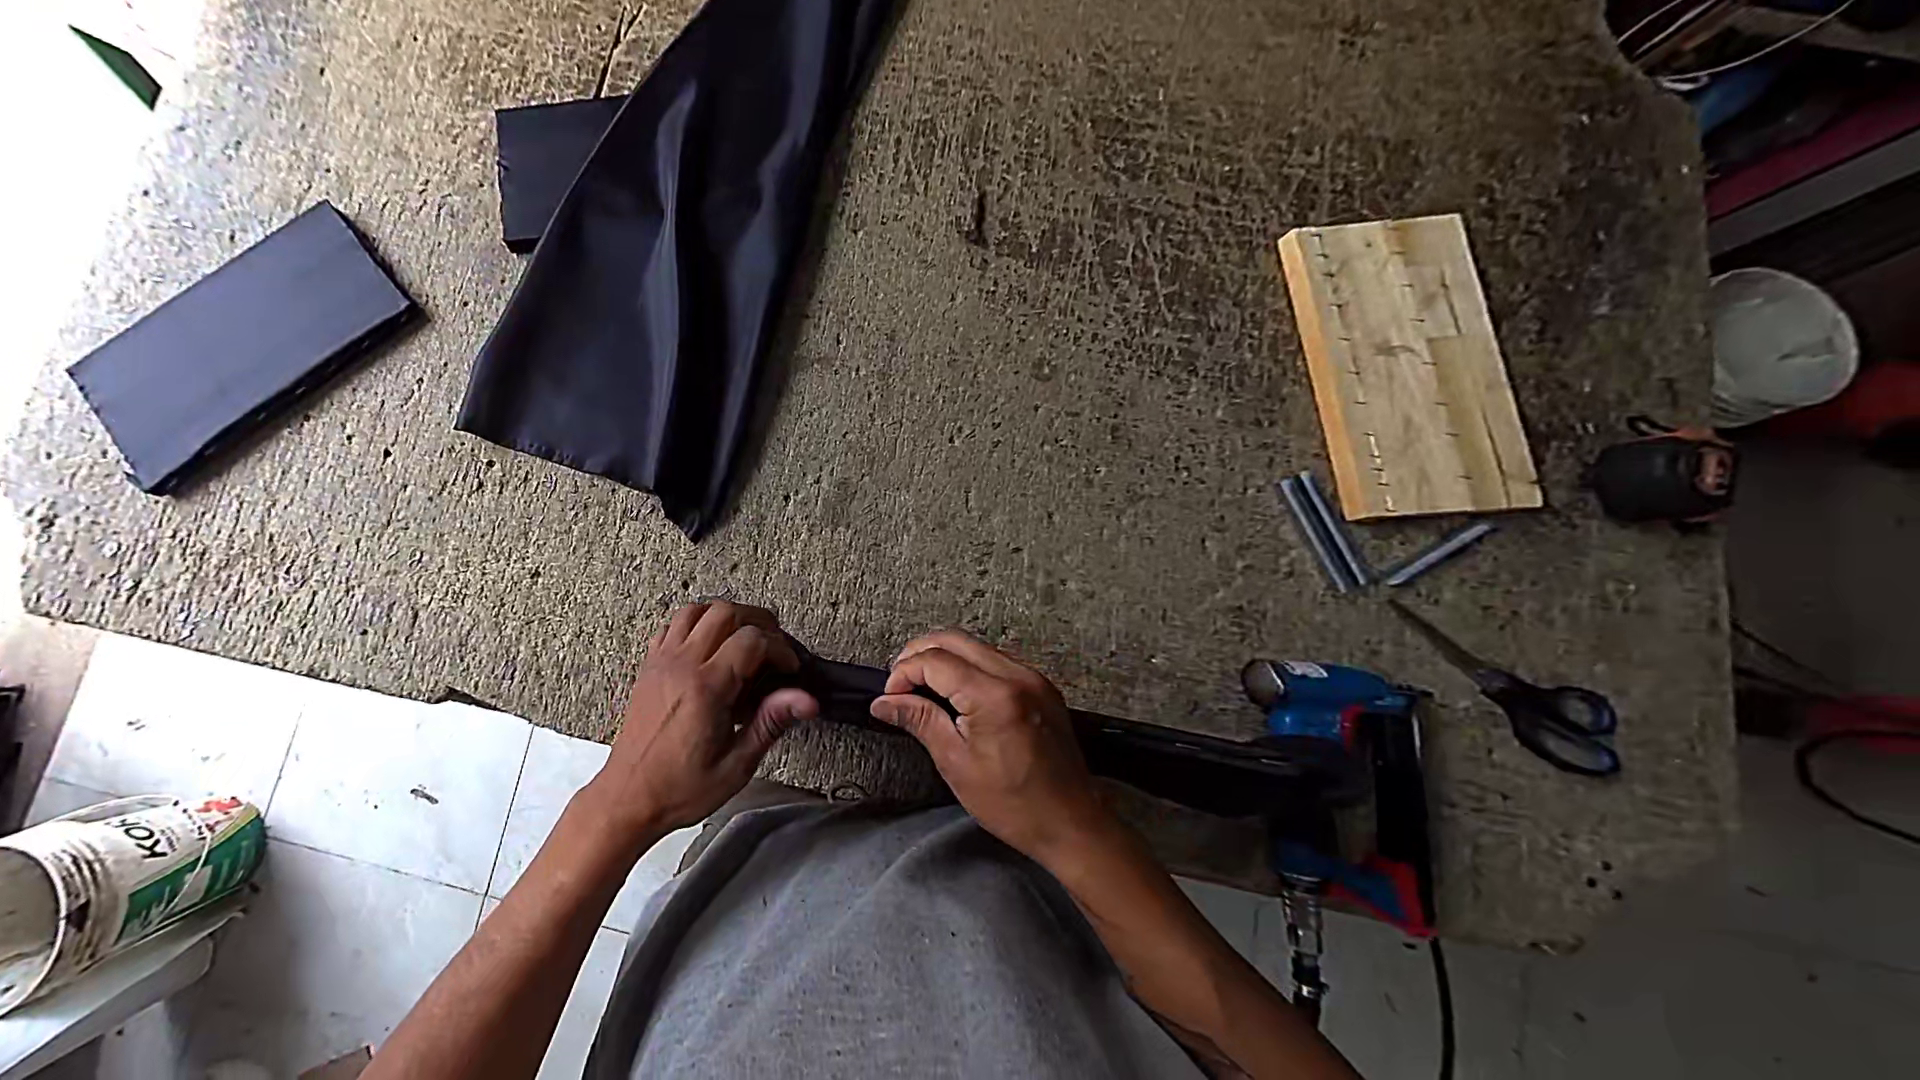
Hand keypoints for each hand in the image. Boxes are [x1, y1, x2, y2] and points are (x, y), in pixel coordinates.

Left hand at [586, 602, 818, 837]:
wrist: (626, 800)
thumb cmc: (679, 788)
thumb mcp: (737, 764)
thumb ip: (771, 722)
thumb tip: (806, 700)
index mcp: (706, 688)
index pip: (753, 639)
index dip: (780, 649)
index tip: (788, 669)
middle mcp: (681, 667)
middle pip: (726, 612)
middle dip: (758, 622)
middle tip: (773, 646)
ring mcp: (662, 663)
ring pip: (697, 610)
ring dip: (727, 617)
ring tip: (745, 640)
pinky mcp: (650, 668)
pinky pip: (672, 625)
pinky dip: (696, 624)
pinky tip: (710, 647)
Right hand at [869, 630, 1115, 863]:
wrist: (1071, 822)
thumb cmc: (1014, 804)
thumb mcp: (956, 764)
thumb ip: (920, 721)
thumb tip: (884, 702)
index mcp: (995, 696)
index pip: (936, 660)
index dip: (904, 672)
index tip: (889, 696)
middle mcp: (1017, 676)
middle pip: (954, 639)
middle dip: (919, 654)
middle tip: (898, 683)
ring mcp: (1033, 677)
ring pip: (976, 645)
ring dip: (944, 657)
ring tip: (921, 687)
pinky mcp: (1042, 686)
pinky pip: (996, 659)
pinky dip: (969, 665)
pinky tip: (954, 691)